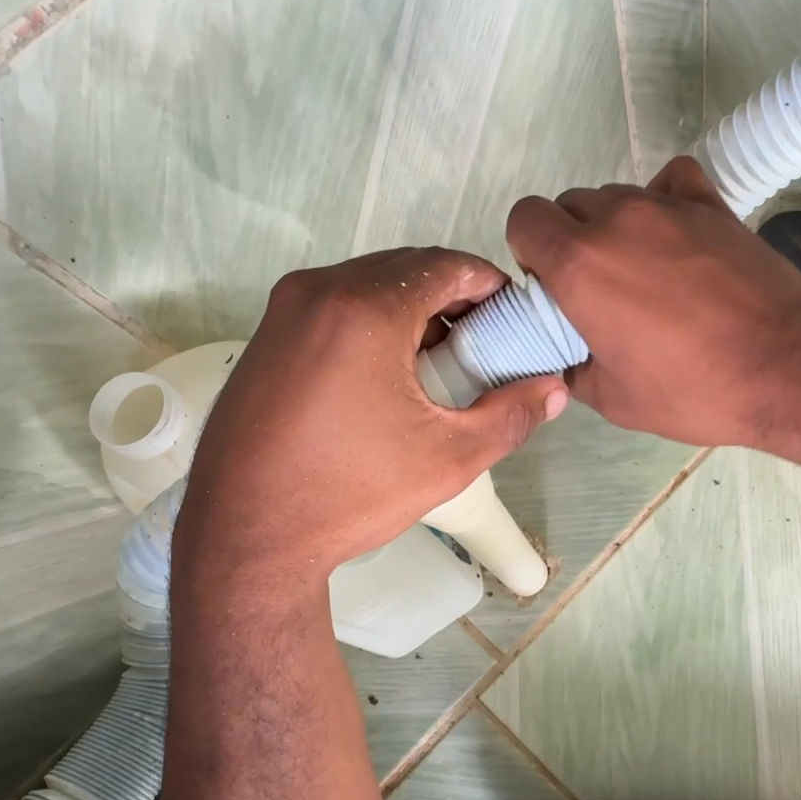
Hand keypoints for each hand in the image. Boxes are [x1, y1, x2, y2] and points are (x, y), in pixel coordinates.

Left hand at [177, 248, 566, 593]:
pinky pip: (336, 307)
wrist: (246, 534)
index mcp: (365, 308)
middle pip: (407, 269)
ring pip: (369, 286)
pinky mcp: (266, 337)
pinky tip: (389, 376)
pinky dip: (374, 324)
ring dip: (413, 311)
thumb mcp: (448, 458)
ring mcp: (284, 311)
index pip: (446, 265)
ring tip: (440, 366)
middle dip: (454, 299)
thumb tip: (554, 388)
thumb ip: (510, 416)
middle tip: (483, 348)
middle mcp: (318, 291)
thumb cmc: (351, 493)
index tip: (513, 321)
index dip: (490, 286)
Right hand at [506, 156, 800, 447]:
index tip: (553, 287)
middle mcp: (617, 219)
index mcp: (579, 265)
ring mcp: (669, 205)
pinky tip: (677, 237)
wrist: (787, 369)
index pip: (524, 219)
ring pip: (617, 196)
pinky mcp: (714, 205)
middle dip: (571, 242)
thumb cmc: (694, 391)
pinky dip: (664, 200)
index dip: (530, 251)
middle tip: (600, 292)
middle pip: (569, 205)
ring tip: (648, 275)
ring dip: (616, 228)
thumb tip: (566, 355)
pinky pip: (671, 181)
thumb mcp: (614, 401)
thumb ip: (573, 368)